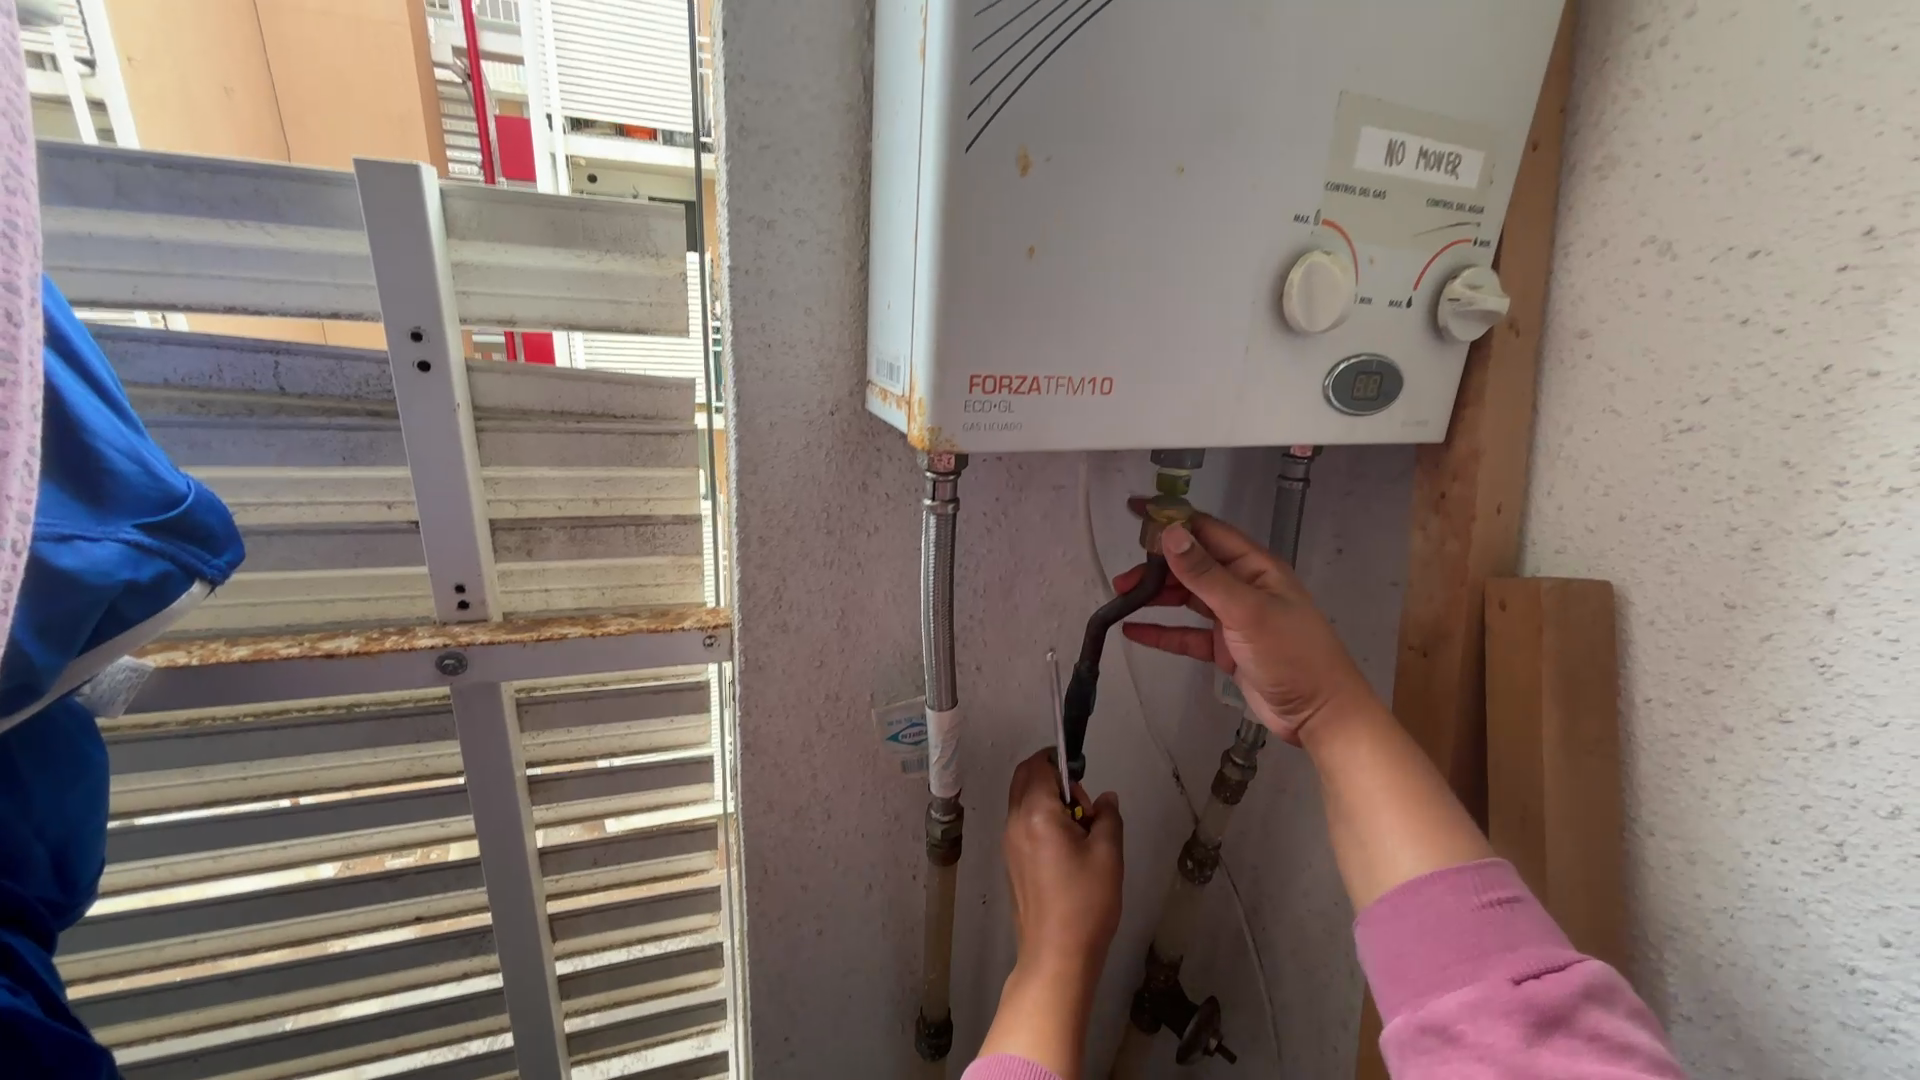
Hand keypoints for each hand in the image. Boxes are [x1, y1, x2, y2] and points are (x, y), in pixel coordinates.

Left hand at [1003, 748, 1123, 978]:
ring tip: (1080, 832)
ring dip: (1048, 800)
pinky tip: (1068, 851)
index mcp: (1035, 813)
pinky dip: (1042, 820)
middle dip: (1053, 778)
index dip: (1062, 764)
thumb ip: (1107, 817)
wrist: (1057, 956)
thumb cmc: (1085, 902)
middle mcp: (1015, 822)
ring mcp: (1009, 843)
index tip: (1085, 785)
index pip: (1039, 765)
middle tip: (1083, 807)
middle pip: (1024, 777)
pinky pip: (1023, 823)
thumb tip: (1105, 799)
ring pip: (1023, 801)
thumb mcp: (1109, 855)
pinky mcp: (1011, 861)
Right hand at [1117, 515, 1376, 743]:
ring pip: (1186, 597)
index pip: (1207, 531)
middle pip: (1192, 565)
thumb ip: (1205, 573)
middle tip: (1123, 574)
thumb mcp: (1246, 610)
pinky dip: (1162, 631)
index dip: (1172, 520)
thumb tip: (1171, 534)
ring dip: (1155, 596)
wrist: (1318, 713)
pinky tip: (1134, 630)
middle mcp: (1242, 586)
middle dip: (1156, 565)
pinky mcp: (1224, 648)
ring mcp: (1233, 618)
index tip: (1137, 512)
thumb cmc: (1292, 654)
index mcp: (1254, 567)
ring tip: (1122, 598)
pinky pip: (1186, 633)